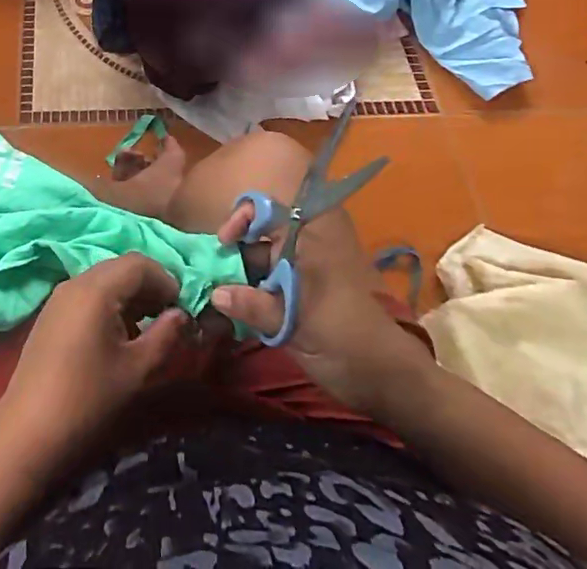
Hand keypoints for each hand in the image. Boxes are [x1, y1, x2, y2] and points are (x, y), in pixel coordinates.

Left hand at [0, 254, 192, 450]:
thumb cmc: (87, 398)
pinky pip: (89, 293)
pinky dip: (111, 302)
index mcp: (97, 289)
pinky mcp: (52, 314)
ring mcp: (60, 297)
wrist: (27, 433)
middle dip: (150, 285)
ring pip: (106, 279)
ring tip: (148, 326)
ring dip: (131, 294)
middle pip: (122, 267)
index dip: (166, 280)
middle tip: (169, 314)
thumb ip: (165, 334)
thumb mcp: (136, 368)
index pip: (140, 264)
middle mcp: (77, 283)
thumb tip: (181, 313)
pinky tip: (120, 334)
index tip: (182, 306)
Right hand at [212, 204, 433, 416]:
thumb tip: (216, 294)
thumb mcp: (299, 324)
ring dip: (233, 282)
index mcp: (305, 244)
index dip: (242, 217)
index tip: (223, 243)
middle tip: (203, 282)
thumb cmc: (345, 339)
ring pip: (255, 268)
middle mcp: (298, 254)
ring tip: (206, 303)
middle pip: (255, 240)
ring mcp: (295, 280)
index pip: (267, 210)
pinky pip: (261, 293)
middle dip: (229, 257)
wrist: (383, 376)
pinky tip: (224, 318)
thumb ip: (257, 307)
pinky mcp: (293, 304)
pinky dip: (244, 301)